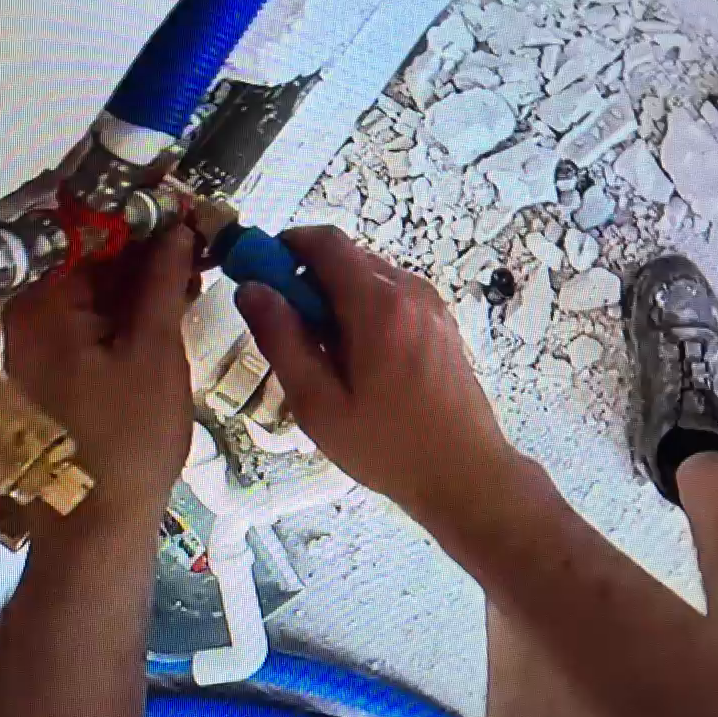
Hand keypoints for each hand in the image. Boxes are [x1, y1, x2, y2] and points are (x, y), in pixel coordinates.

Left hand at [3, 226, 195, 517]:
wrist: (97, 523)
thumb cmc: (129, 439)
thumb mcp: (154, 353)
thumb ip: (162, 283)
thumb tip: (178, 229)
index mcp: (43, 306)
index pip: (89, 235)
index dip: (140, 219)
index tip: (185, 210)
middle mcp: (28, 317)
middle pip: (89, 261)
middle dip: (144, 250)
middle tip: (198, 243)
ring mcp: (36, 344)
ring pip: (92, 291)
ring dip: (140, 281)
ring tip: (193, 272)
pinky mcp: (52, 367)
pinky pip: (89, 321)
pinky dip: (126, 312)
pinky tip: (167, 305)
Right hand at [236, 226, 512, 512]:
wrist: (466, 475)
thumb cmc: (386, 446)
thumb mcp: (318, 402)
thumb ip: (281, 339)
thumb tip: (251, 290)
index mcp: (378, 305)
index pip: (324, 242)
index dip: (283, 248)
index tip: (258, 278)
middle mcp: (408, 290)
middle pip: (344, 257)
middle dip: (306, 281)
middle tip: (287, 332)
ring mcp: (429, 303)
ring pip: (365, 277)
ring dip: (333, 299)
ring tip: (324, 357)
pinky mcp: (439, 320)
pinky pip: (388, 296)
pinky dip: (360, 310)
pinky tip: (357, 361)